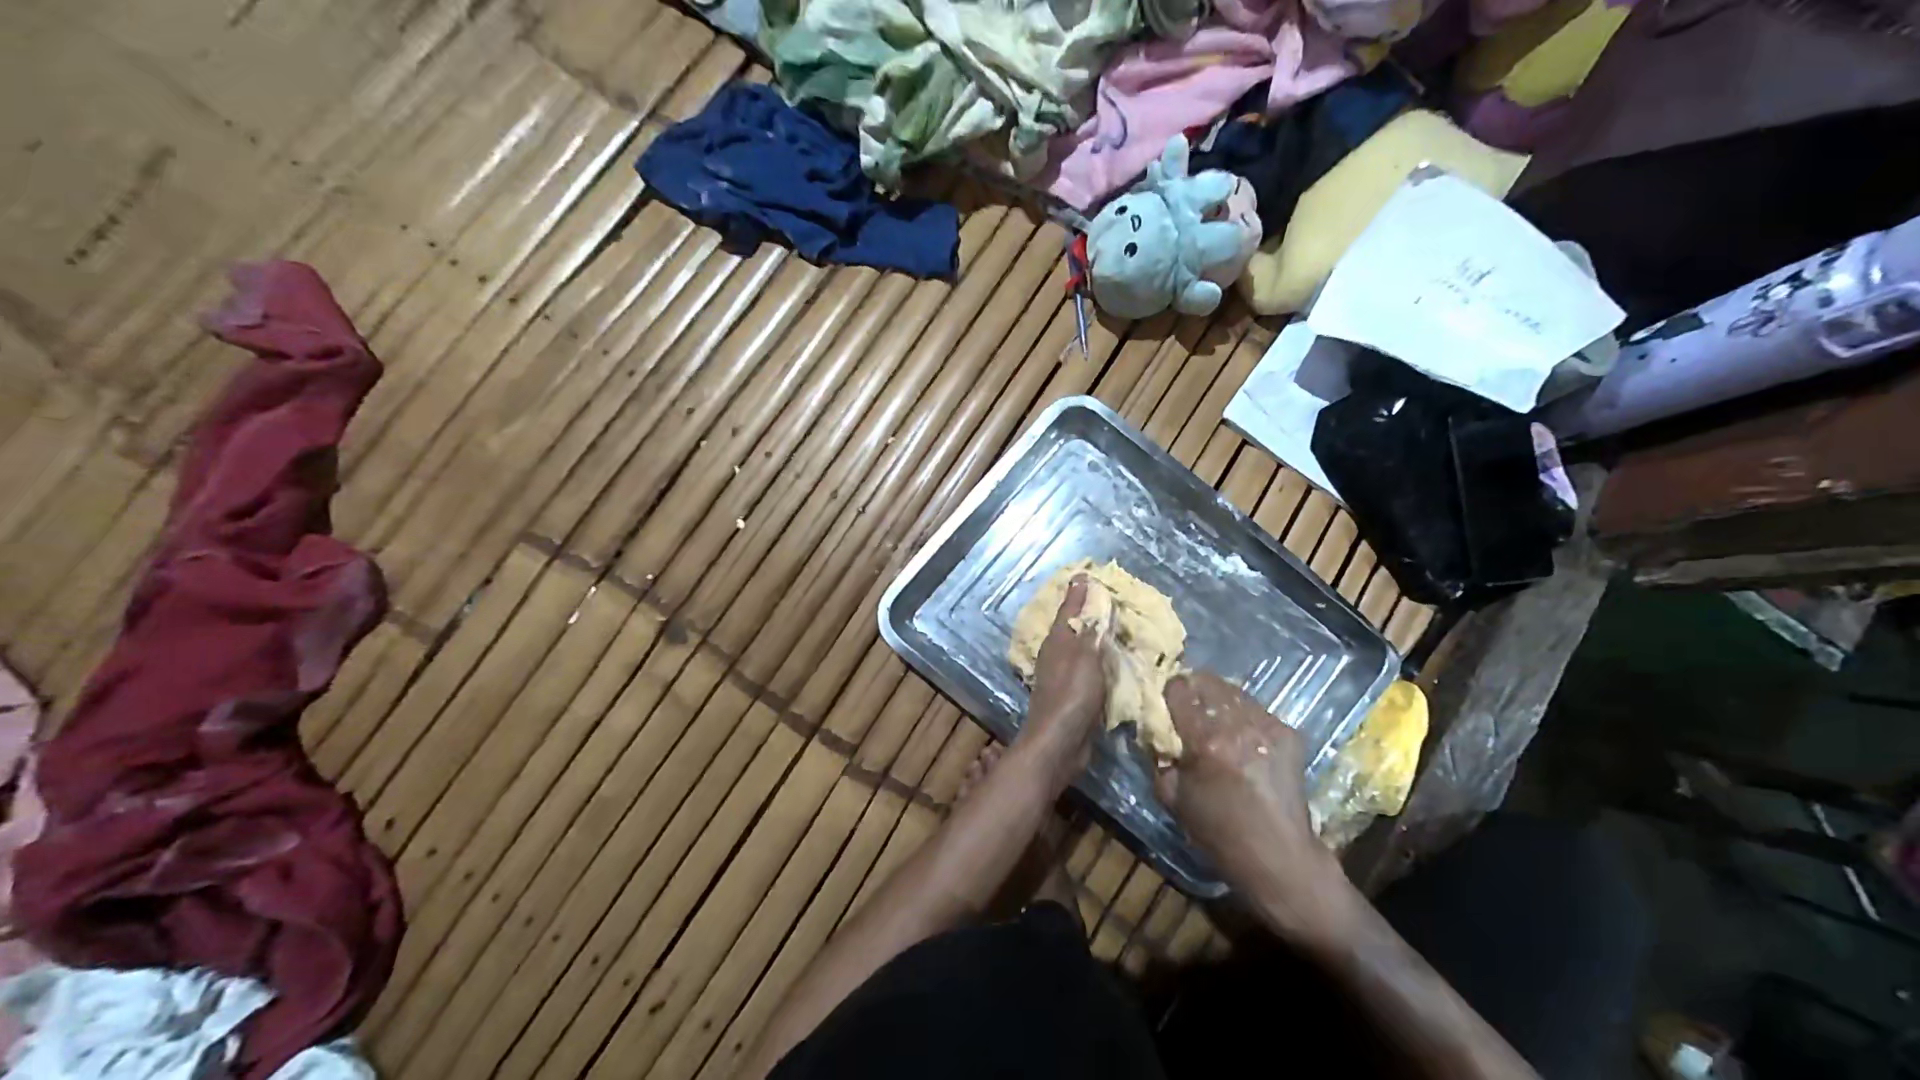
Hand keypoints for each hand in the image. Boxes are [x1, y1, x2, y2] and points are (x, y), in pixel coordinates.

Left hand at [1022, 575, 1106, 769]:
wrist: (1060, 743)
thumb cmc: (1072, 695)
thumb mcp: (1085, 655)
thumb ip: (1090, 627)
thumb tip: (1089, 591)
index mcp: (1056, 641)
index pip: (1067, 609)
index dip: (1077, 593)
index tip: (1087, 575)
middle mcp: (1056, 655)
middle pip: (1071, 627)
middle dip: (1084, 612)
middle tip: (1104, 596)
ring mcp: (1062, 677)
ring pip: (1079, 648)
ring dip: (1092, 636)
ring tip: (1111, 625)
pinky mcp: (1072, 697)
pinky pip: (1088, 669)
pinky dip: (1099, 660)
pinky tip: (1110, 661)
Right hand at [1157, 672, 1352, 937]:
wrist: (1279, 858)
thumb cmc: (1218, 833)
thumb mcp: (1172, 796)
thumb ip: (1159, 756)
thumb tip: (1153, 729)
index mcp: (1206, 741)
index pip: (1180, 688)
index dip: (1169, 693)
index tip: (1166, 705)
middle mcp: (1239, 726)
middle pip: (1208, 681)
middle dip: (1194, 691)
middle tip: (1188, 710)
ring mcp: (1268, 727)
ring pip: (1234, 691)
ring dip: (1219, 701)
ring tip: (1216, 724)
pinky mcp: (1289, 734)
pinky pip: (1256, 710)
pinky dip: (1243, 716)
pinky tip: (1241, 740)